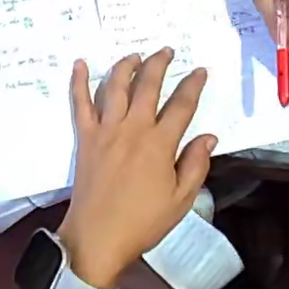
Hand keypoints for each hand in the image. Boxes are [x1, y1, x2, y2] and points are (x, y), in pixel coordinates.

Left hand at [58, 49, 215, 288]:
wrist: (97, 238)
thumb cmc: (143, 222)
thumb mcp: (181, 199)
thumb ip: (196, 165)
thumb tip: (209, 137)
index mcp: (159, 144)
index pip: (182, 105)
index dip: (193, 84)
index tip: (200, 71)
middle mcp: (133, 129)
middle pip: (148, 85)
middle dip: (159, 63)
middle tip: (167, 51)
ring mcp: (106, 130)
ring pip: (115, 86)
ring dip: (127, 66)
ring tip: (135, 55)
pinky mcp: (85, 137)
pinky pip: (80, 103)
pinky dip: (79, 81)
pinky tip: (81, 63)